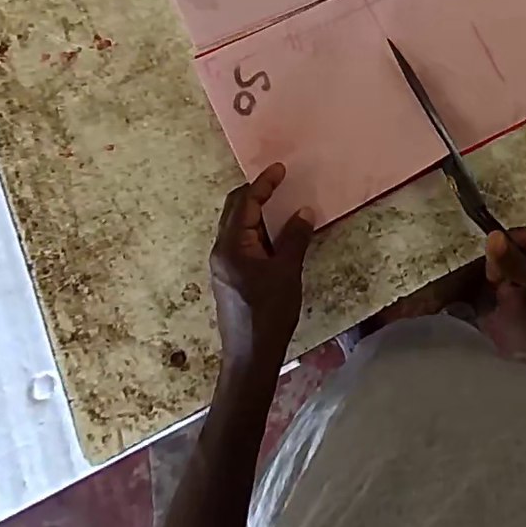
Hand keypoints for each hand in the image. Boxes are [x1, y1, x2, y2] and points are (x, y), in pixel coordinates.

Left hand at [209, 164, 314, 372]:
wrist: (251, 357)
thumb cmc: (268, 313)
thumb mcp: (287, 272)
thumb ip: (294, 238)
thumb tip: (303, 211)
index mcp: (231, 245)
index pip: (245, 203)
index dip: (263, 184)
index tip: (280, 169)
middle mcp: (222, 250)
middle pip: (236, 211)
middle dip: (257, 193)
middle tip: (279, 181)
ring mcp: (224, 264)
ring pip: (239, 227)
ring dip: (258, 212)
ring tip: (281, 203)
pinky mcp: (231, 276)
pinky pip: (243, 242)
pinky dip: (259, 230)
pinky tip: (276, 234)